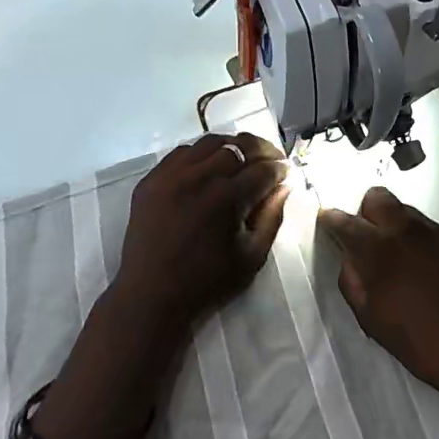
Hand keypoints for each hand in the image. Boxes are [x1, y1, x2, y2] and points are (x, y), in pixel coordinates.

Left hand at [114, 133, 288, 335]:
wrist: (151, 294)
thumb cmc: (207, 282)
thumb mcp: (252, 257)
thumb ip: (272, 217)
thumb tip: (284, 186)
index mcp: (227, 198)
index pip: (263, 169)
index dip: (280, 168)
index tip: (287, 170)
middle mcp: (199, 177)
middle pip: (238, 146)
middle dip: (261, 149)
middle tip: (271, 157)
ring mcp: (171, 175)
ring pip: (209, 143)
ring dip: (232, 146)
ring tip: (243, 156)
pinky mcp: (151, 179)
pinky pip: (181, 153)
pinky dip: (201, 154)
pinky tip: (209, 164)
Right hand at [319, 189, 438, 417]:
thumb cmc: (415, 338)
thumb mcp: (369, 316)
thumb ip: (351, 280)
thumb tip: (349, 259)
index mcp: (378, 248)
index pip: (345, 221)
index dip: (331, 219)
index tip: (326, 221)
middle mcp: (404, 230)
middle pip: (377, 197)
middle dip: (365, 211)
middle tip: (364, 236)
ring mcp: (431, 232)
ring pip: (402, 208)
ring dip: (390, 222)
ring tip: (393, 252)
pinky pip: (424, 225)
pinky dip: (413, 235)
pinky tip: (417, 262)